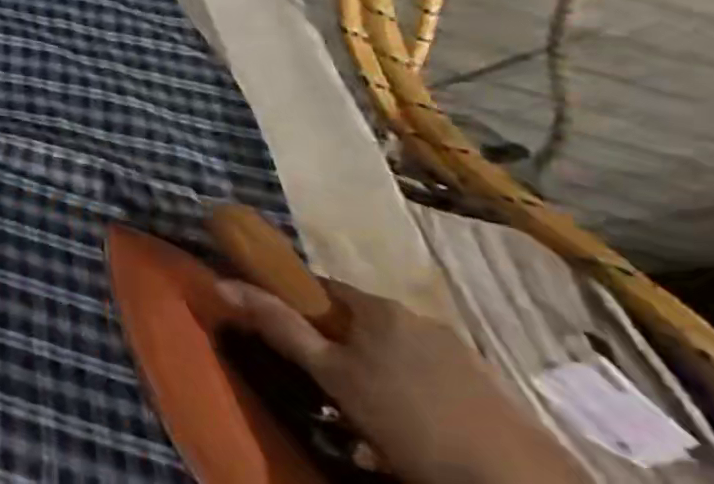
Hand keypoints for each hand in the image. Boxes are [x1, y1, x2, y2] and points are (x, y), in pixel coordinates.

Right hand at [220, 278, 590, 483]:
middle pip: (360, 322)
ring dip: (374, 374)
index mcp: (379, 306)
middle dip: (338, 349)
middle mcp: (419, 317)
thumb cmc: (406, 419)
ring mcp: (461, 353)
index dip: (297, 306)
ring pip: (396, 353)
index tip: (285, 335)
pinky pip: (430, 378)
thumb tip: (223, 283)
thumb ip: (279, 326)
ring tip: (366, 418)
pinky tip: (410, 431)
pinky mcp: (491, 390)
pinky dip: (411, 395)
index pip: (320, 287)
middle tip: (325, 388)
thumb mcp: (330, 375)